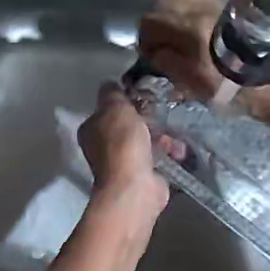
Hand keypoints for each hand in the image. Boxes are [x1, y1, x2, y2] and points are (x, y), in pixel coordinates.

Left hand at [77, 83, 169, 214]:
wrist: (135, 185)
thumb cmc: (122, 142)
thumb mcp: (115, 107)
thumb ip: (113, 94)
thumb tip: (111, 85)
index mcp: (91, 129)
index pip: (106, 109)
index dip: (125, 101)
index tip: (144, 96)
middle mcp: (102, 146)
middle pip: (128, 125)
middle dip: (149, 119)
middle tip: (164, 114)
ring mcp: (121, 163)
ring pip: (145, 141)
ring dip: (163, 137)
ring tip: (174, 136)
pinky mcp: (140, 175)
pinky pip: (156, 157)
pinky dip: (168, 153)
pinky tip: (178, 151)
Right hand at [136, 0, 269, 126]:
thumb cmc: (229, 87)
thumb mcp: (191, 83)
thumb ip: (166, 62)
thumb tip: (154, 52)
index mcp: (188, 29)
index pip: (149, 22)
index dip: (144, 40)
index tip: (150, 56)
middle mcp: (200, 9)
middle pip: (162, 1)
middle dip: (156, 22)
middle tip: (160, 43)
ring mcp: (215, 4)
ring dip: (172, 14)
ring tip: (176, 36)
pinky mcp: (227, 6)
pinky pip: (198, 0)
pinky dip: (188, 11)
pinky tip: (193, 29)